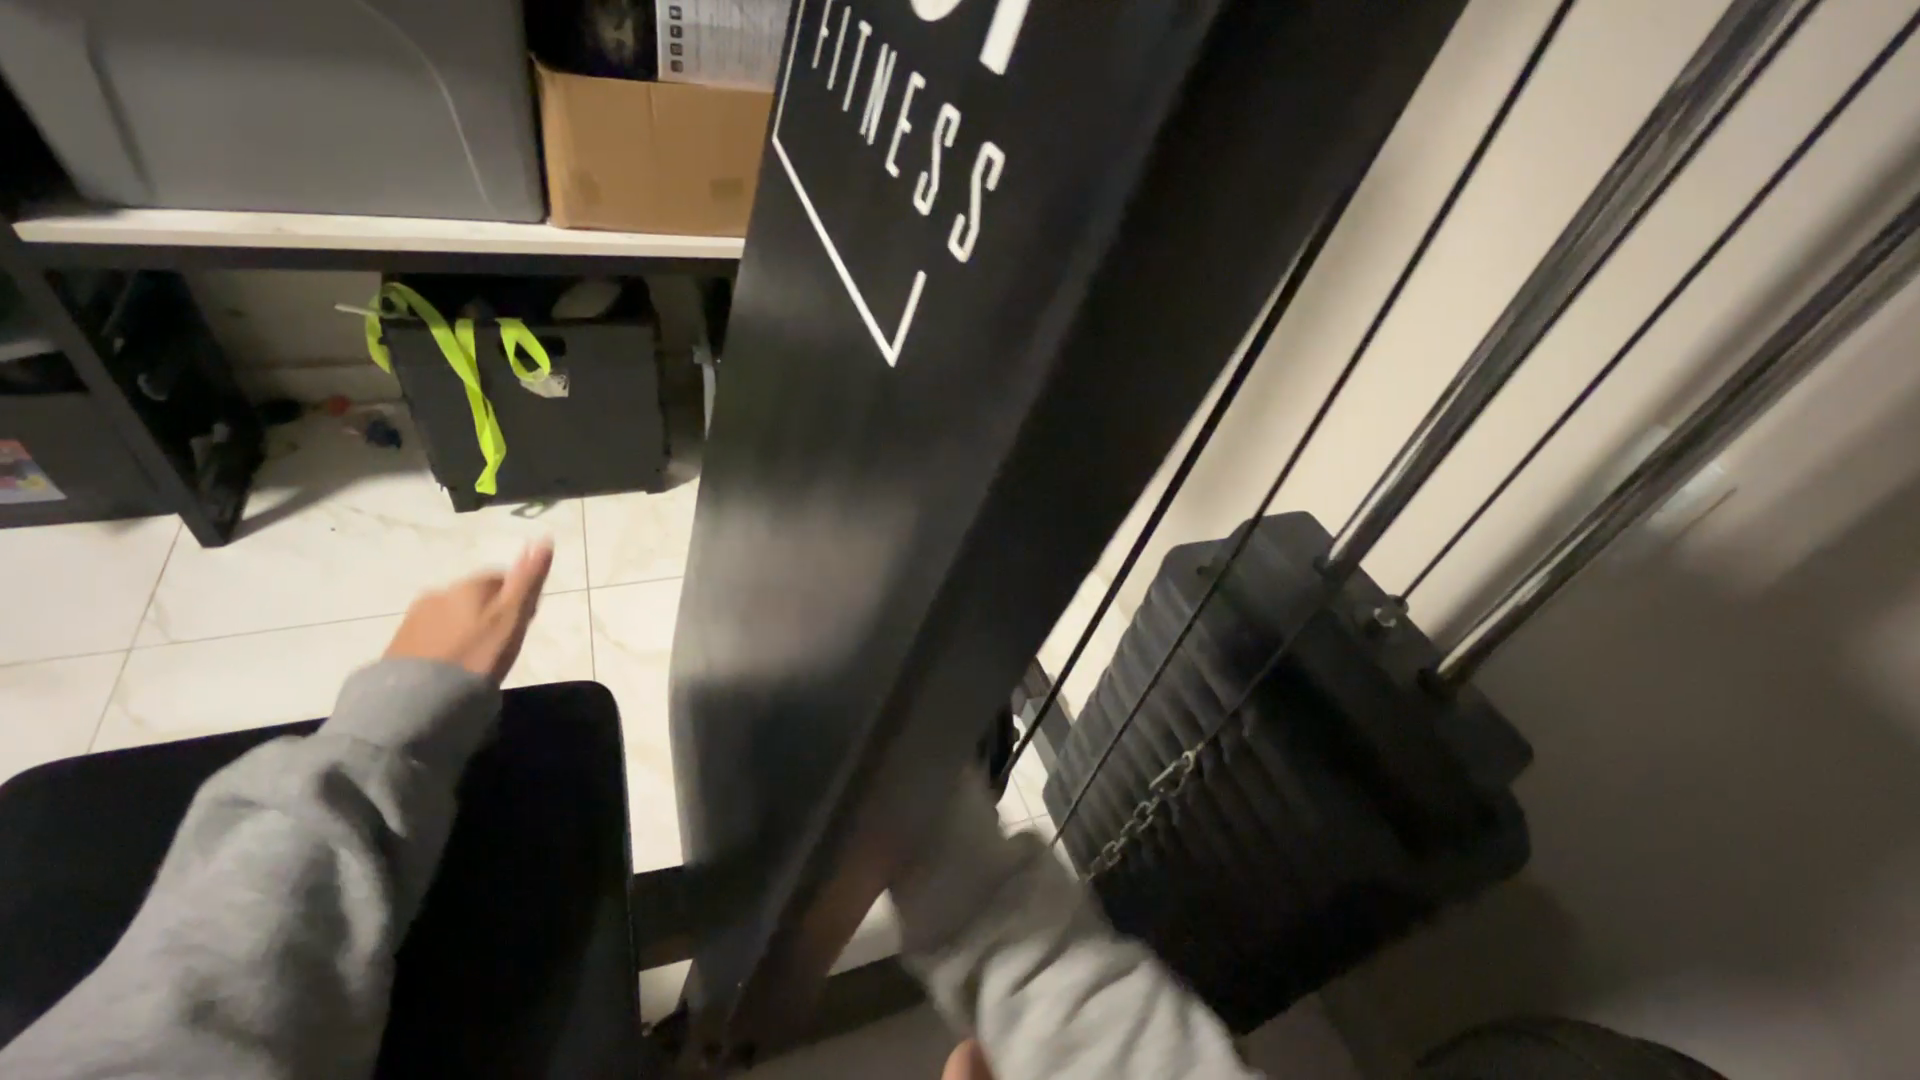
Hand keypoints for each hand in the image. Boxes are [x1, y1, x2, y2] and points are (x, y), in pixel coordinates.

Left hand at [384, 539, 554, 683]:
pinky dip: (444, 642)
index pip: (501, 579)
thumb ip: (528, 580)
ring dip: (465, 627)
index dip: (515, 600)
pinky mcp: (399, 640)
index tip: (519, 625)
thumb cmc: (477, 655)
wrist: (419, 697)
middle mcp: (440, 591)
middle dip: (489, 612)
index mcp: (469, 585)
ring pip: (452, 613)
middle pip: (475, 595)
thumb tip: (544, 539)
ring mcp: (416, 615)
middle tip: (499, 644)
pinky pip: (431, 632)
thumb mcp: (512, 618)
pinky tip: (450, 665)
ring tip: (473, 658)